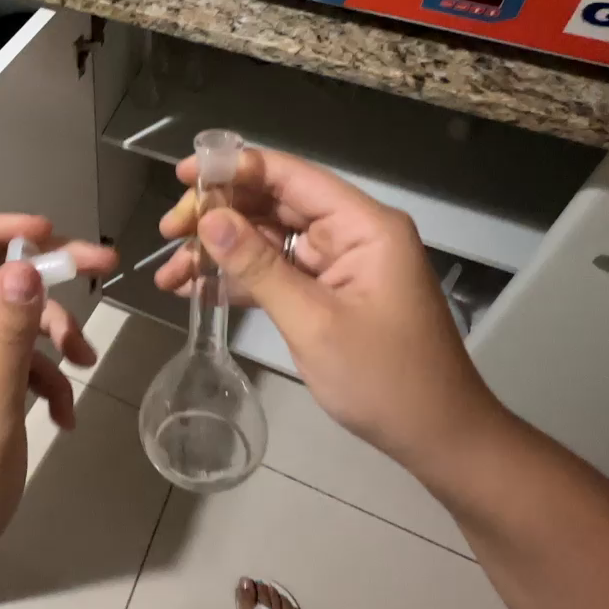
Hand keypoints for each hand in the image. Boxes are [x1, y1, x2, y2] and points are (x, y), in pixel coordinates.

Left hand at [0, 213, 116, 608]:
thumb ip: (8, 334)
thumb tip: (24, 264)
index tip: (52, 232)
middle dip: (47, 278)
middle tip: (102, 268)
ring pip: (12, 324)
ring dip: (53, 336)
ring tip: (86, 366)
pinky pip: (16, 367)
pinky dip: (45, 381)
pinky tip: (65, 417)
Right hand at [155, 148, 506, 469]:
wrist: (439, 440)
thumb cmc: (387, 380)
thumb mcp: (314, 322)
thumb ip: (258, 267)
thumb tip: (208, 220)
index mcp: (362, 225)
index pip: (290, 176)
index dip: (234, 169)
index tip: (185, 178)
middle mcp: (349, 232)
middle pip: (272, 202)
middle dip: (217, 215)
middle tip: (169, 232)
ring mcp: (337, 262)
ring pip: (266, 237)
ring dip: (218, 252)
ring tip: (170, 271)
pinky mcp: (326, 291)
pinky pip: (274, 270)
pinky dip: (236, 279)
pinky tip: (195, 289)